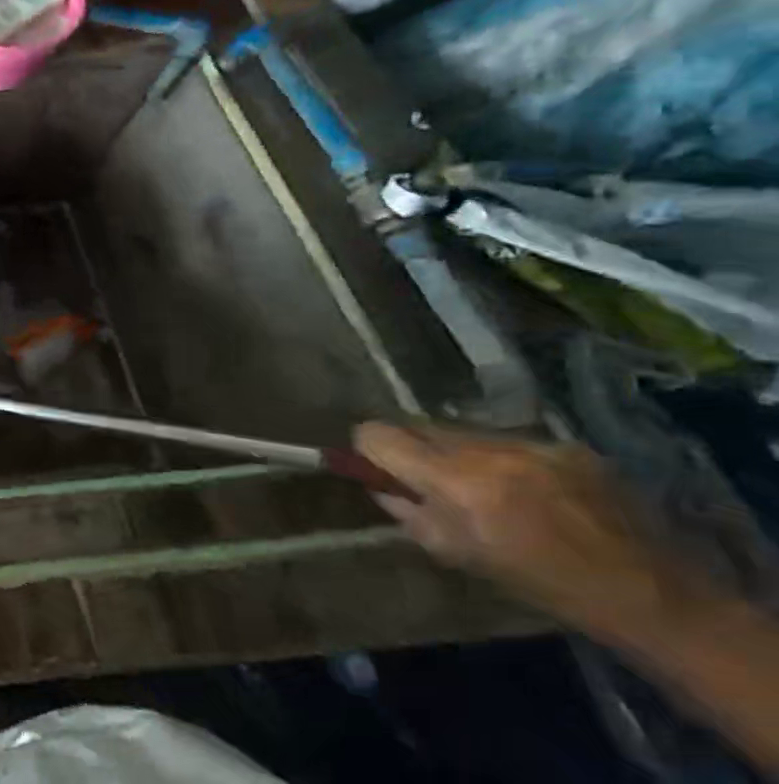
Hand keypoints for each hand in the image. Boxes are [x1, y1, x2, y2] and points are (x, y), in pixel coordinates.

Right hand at [355, 422, 703, 635]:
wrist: (655, 598)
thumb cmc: (540, 583)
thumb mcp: (454, 554)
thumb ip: (405, 511)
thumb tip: (379, 485)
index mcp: (456, 482)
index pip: (378, 434)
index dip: (368, 448)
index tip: (378, 468)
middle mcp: (490, 451)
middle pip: (419, 426)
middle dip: (415, 449)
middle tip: (430, 482)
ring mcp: (534, 444)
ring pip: (464, 431)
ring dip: (460, 453)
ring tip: (488, 489)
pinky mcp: (569, 446)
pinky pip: (511, 440)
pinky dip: (506, 460)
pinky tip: (533, 491)